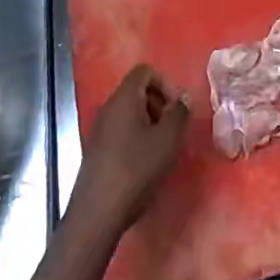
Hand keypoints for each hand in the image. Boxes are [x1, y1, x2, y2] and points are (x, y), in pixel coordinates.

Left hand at [72, 65, 189, 232]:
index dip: (165, 84)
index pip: (144, 71)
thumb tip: (183, 97)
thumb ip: (179, 114)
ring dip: (149, 123)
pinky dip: (136, 136)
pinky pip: (120, 128)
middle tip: (173, 131)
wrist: (99, 207)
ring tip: (162, 150)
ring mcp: (99, 125)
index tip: (178, 110)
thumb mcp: (167, 141)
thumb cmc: (136, 169)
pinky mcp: (97, 146)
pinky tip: (145, 163)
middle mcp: (108, 105)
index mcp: (124, 97)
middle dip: (159, 104)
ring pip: (129, 111)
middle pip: (137, 90)